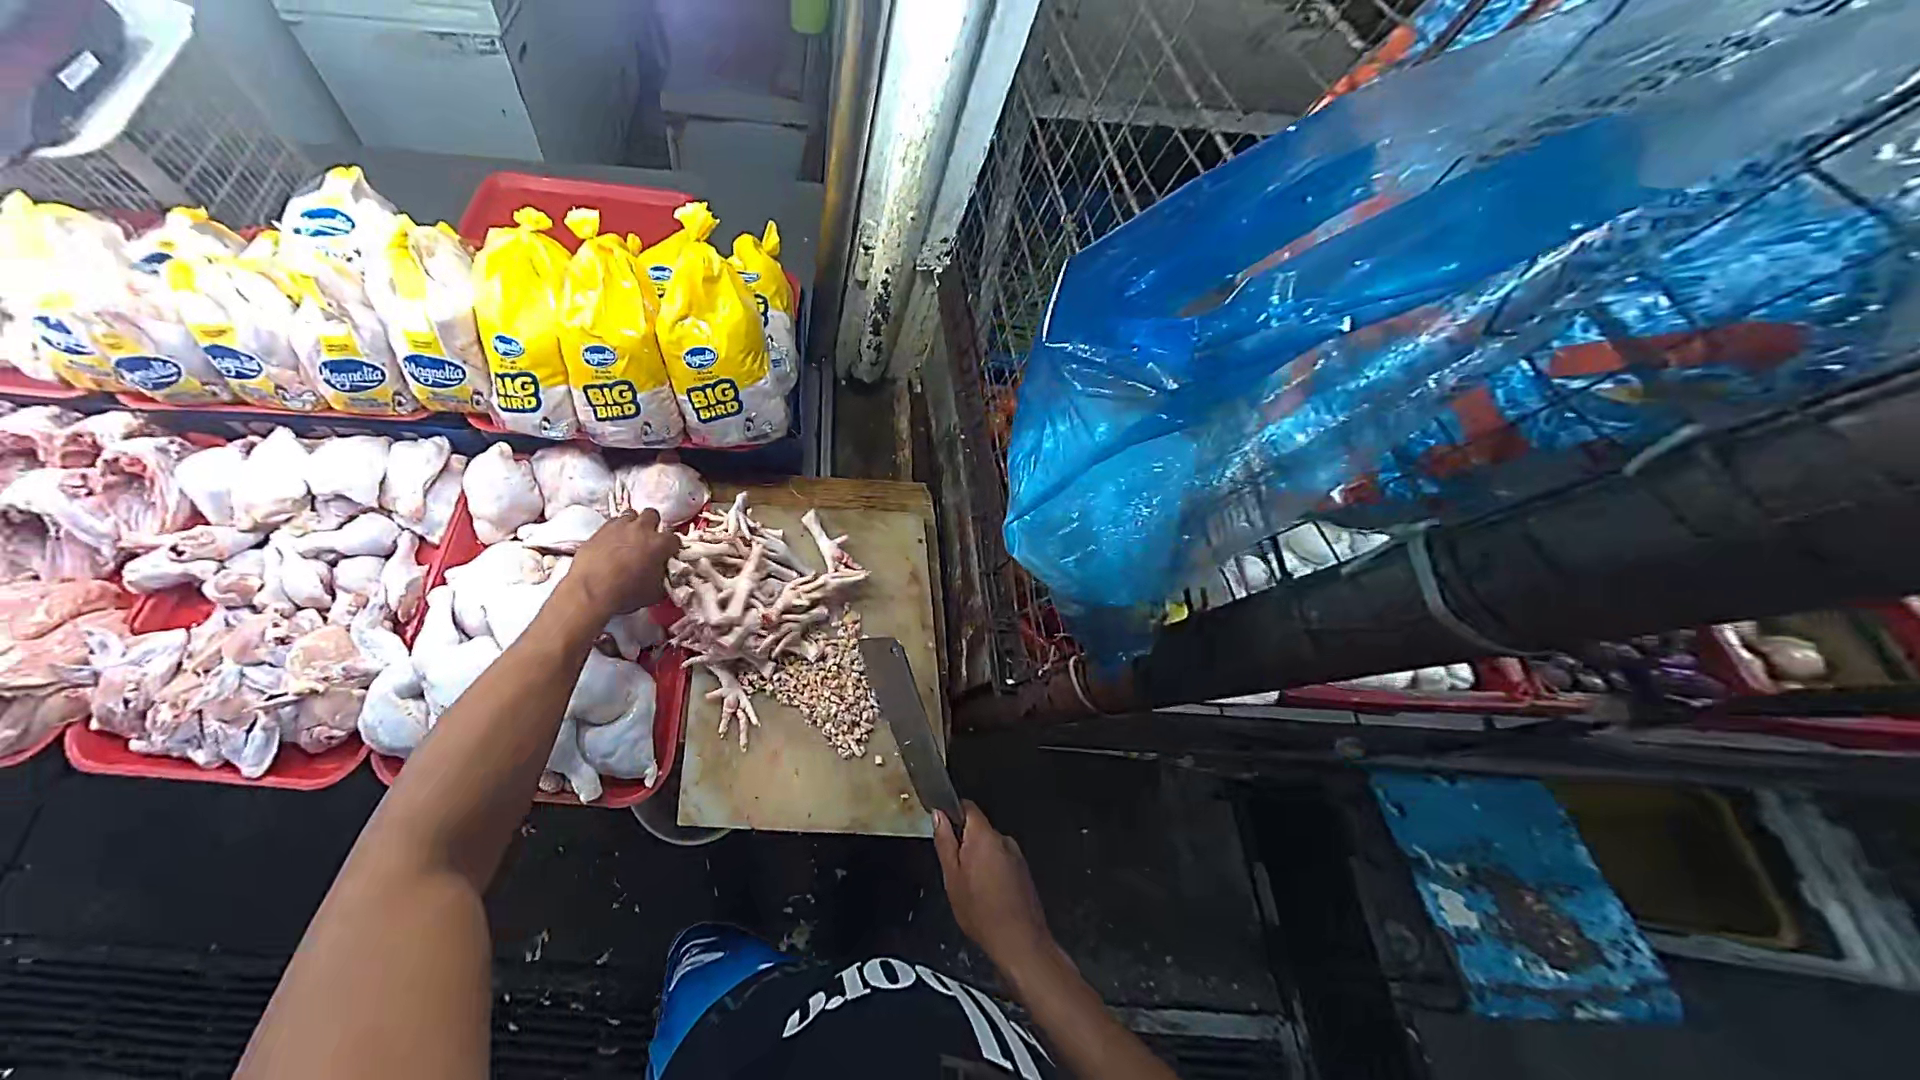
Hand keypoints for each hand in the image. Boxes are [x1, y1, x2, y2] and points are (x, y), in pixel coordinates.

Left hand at [563, 509, 679, 617]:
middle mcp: (641, 529)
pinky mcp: (598, 532)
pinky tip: (610, 545)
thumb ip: (664, 577)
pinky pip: (610, 525)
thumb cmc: (627, 594)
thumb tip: (663, 574)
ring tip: (628, 539)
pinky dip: (613, 532)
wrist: (591, 593)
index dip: (671, 547)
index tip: (667, 555)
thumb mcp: (656, 591)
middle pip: (652, 515)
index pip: (674, 539)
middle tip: (648, 540)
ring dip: (631, 525)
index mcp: (660, 544)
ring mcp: (618, 527)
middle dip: (652, 525)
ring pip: (629, 515)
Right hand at [934, 801, 1054, 971]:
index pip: (967, 807)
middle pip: (978, 829)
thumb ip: (944, 841)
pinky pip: (1001, 861)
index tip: (942, 828)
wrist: (1018, 940)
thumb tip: (938, 816)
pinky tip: (987, 895)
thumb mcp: (952, 876)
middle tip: (954, 869)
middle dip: (964, 843)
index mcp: (984, 836)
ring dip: (979, 859)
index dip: (952, 813)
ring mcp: (1016, 855)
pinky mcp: (1023, 870)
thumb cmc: (982, 912)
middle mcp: (1003, 840)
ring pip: (990, 847)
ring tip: (971, 888)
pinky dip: (992, 871)